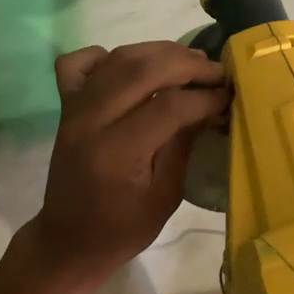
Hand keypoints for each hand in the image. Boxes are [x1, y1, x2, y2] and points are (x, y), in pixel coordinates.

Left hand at [23, 41, 230, 288]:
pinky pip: (79, 62)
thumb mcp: (164, 197)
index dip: (204, 96)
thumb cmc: (120, 230)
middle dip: (186, 64)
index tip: (228, 96)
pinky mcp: (65, 105)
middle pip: (143, 69)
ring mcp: (73, 109)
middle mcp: (91, 120)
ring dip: (157, 52)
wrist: (67, 242)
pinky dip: (106, 55)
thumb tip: (210, 105)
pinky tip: (130, 67)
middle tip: (215, 71)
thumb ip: (183, 145)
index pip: (169, 105)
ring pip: (118, 58)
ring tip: (189, 61)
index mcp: (118, 152)